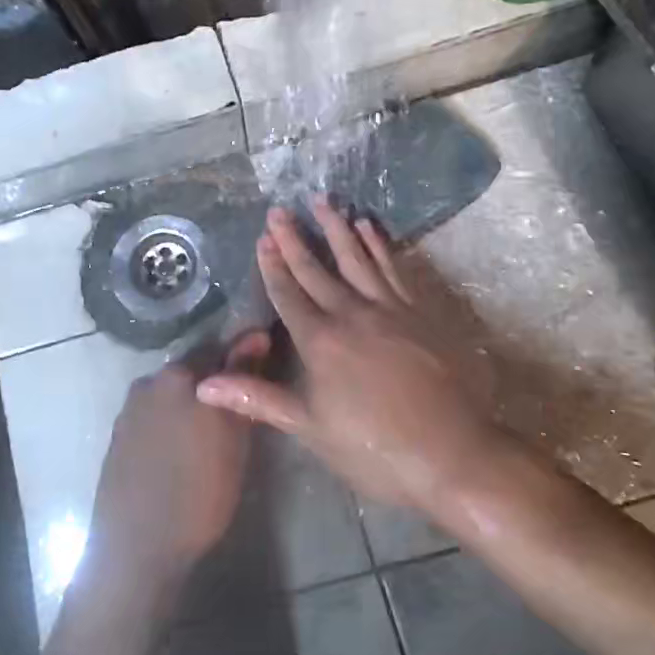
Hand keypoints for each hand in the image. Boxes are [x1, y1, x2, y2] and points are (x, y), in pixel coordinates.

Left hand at [89, 332, 271, 585]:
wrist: (138, 547)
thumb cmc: (200, 492)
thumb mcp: (235, 437)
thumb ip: (242, 381)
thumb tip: (256, 334)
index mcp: (181, 375)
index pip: (220, 349)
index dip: (242, 365)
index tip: (257, 382)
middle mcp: (151, 381)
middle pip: (192, 372)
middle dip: (213, 387)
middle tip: (235, 416)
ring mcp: (129, 408)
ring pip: (171, 395)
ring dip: (189, 406)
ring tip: (207, 438)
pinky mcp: (117, 435)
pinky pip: (153, 417)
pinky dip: (169, 425)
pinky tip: (179, 453)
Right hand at [195, 200, 505, 514]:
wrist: (450, 451)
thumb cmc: (373, 448)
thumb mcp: (310, 428)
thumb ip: (259, 399)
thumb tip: (204, 385)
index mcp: (321, 343)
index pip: (288, 295)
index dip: (273, 266)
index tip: (263, 238)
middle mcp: (352, 315)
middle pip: (317, 270)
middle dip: (295, 239)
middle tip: (280, 210)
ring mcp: (389, 309)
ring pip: (357, 259)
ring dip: (337, 229)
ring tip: (323, 202)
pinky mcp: (419, 311)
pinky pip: (394, 268)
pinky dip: (379, 245)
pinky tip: (370, 228)